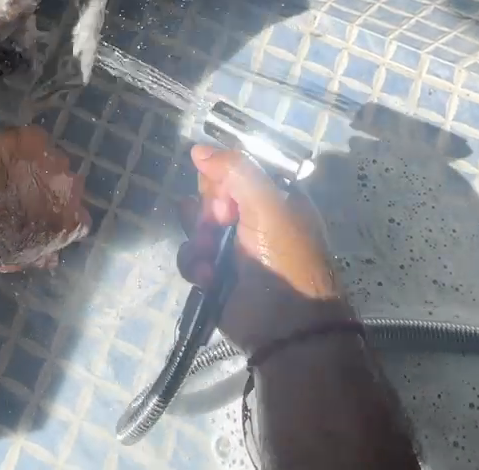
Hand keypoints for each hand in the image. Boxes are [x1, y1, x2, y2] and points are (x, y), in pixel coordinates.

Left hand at [0, 126, 89, 269]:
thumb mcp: (22, 257)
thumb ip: (41, 253)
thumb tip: (51, 257)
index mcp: (71, 222)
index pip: (80, 218)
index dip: (62, 214)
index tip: (46, 214)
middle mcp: (71, 188)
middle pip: (68, 183)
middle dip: (52, 186)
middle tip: (26, 190)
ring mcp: (53, 160)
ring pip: (51, 158)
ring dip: (37, 163)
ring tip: (10, 169)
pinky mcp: (33, 138)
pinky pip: (32, 138)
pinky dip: (20, 143)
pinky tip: (3, 152)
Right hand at [177, 145, 353, 353]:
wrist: (286, 328)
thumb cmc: (286, 258)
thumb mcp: (269, 204)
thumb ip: (235, 170)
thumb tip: (198, 149)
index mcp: (275, 198)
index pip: (235, 170)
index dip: (222, 178)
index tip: (224, 193)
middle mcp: (254, 219)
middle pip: (211, 195)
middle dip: (209, 211)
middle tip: (219, 224)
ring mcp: (233, 248)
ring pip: (197, 225)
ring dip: (199, 239)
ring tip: (211, 258)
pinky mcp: (216, 275)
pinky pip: (191, 256)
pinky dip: (195, 265)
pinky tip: (208, 277)